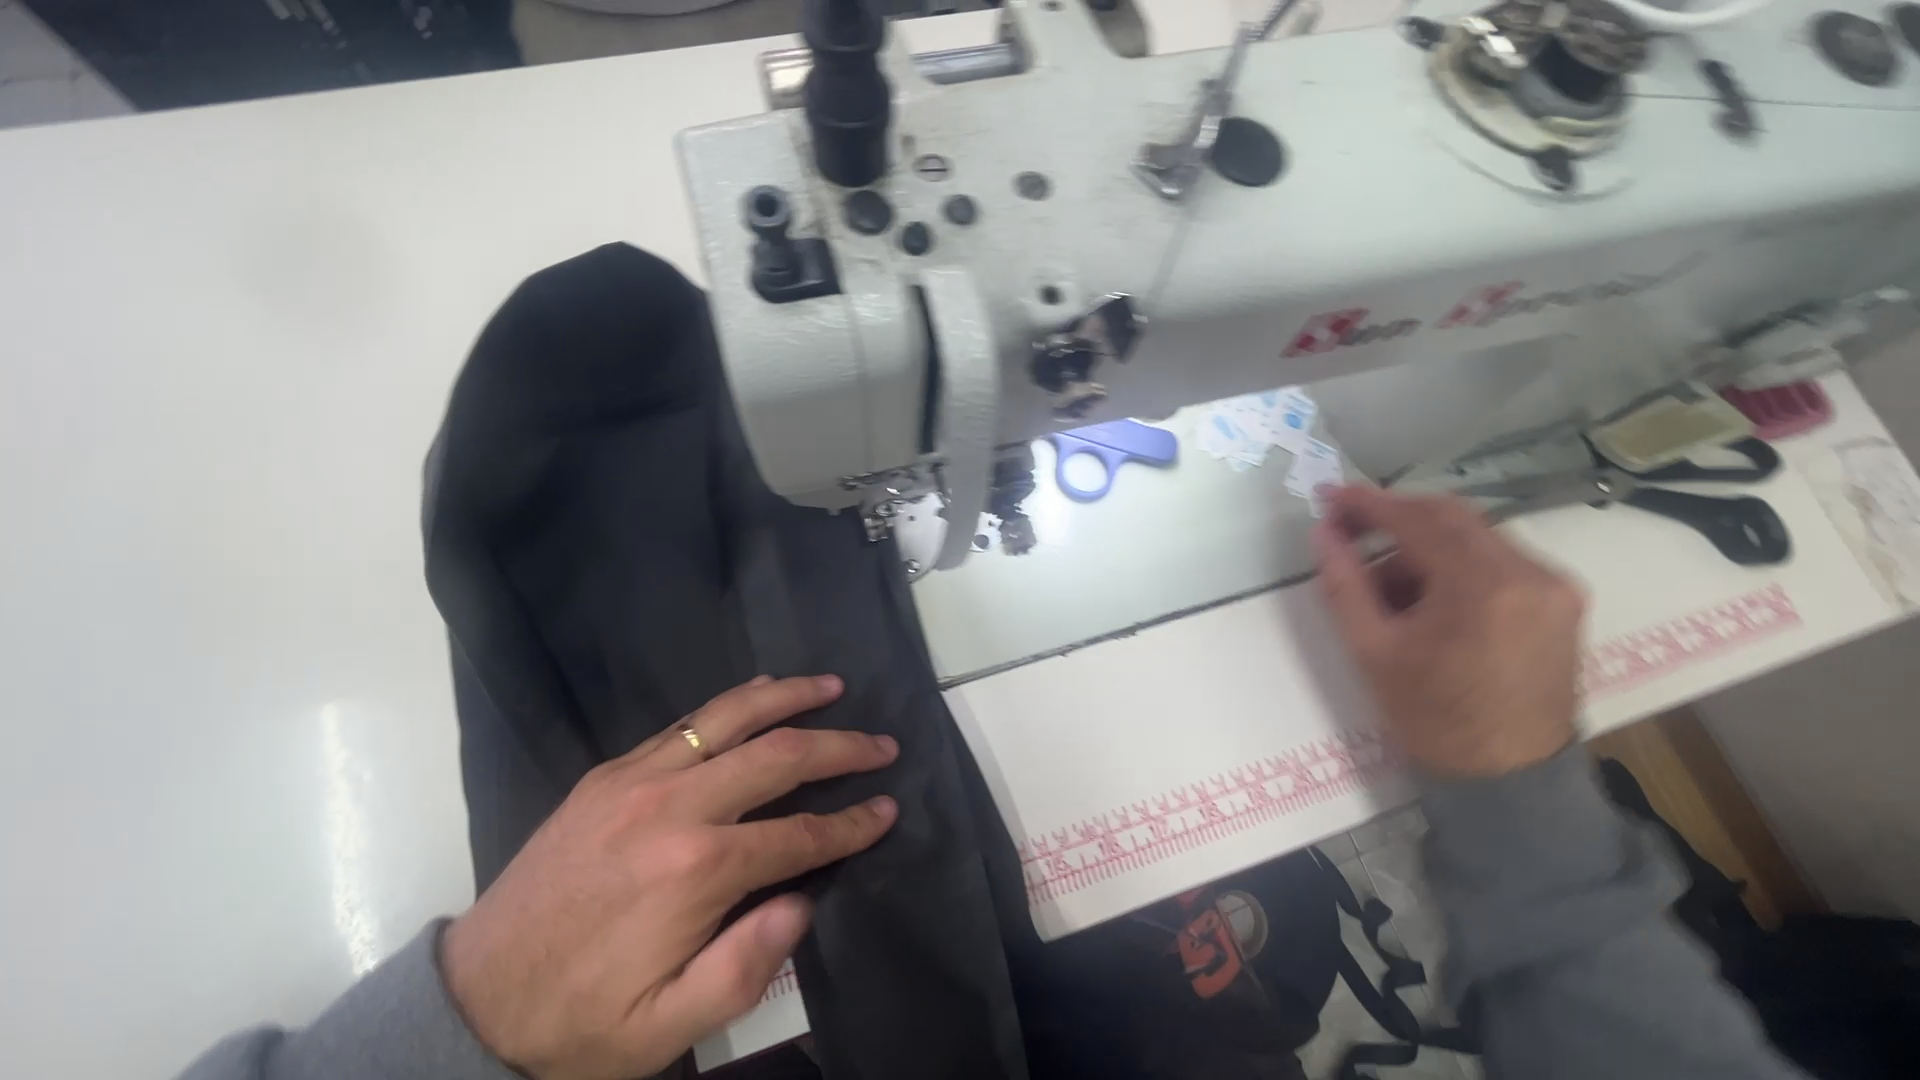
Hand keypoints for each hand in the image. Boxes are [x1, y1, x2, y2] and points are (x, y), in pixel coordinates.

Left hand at [440, 675, 898, 1079]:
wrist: (470, 1005)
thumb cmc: (579, 1024)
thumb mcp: (666, 1028)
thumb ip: (745, 967)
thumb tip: (804, 901)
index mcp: (696, 870)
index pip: (798, 834)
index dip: (852, 823)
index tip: (888, 810)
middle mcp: (672, 807)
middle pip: (777, 757)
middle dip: (840, 747)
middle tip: (883, 744)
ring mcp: (635, 780)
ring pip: (730, 718)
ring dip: (788, 697)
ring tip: (832, 686)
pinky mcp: (608, 774)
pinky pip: (683, 725)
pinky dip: (731, 705)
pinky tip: (757, 696)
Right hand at [1314, 486, 1586, 777]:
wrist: (1507, 778)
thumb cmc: (1431, 718)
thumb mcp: (1371, 650)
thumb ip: (1343, 584)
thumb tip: (1323, 533)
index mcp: (1483, 587)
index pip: (1418, 521)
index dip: (1368, 503)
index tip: (1329, 496)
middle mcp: (1531, 573)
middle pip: (1452, 517)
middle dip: (1396, 518)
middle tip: (1348, 529)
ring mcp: (1554, 586)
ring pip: (1475, 537)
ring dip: (1425, 546)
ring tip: (1385, 584)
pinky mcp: (1562, 601)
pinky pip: (1499, 560)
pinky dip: (1457, 565)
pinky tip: (1428, 596)